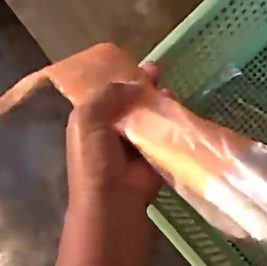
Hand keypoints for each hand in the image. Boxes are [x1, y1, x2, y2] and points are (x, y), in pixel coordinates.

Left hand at [66, 61, 161, 216]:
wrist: (113, 199)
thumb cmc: (94, 159)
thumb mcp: (88, 118)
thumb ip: (109, 94)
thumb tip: (136, 83)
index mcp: (92, 123)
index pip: (108, 96)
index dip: (122, 80)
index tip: (139, 67)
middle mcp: (113, 132)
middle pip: (131, 104)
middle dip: (144, 88)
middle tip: (158, 72)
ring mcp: (136, 146)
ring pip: (150, 118)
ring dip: (160, 104)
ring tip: (169, 92)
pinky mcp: (155, 157)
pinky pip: (165, 136)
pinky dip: (172, 124)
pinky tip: (179, 112)